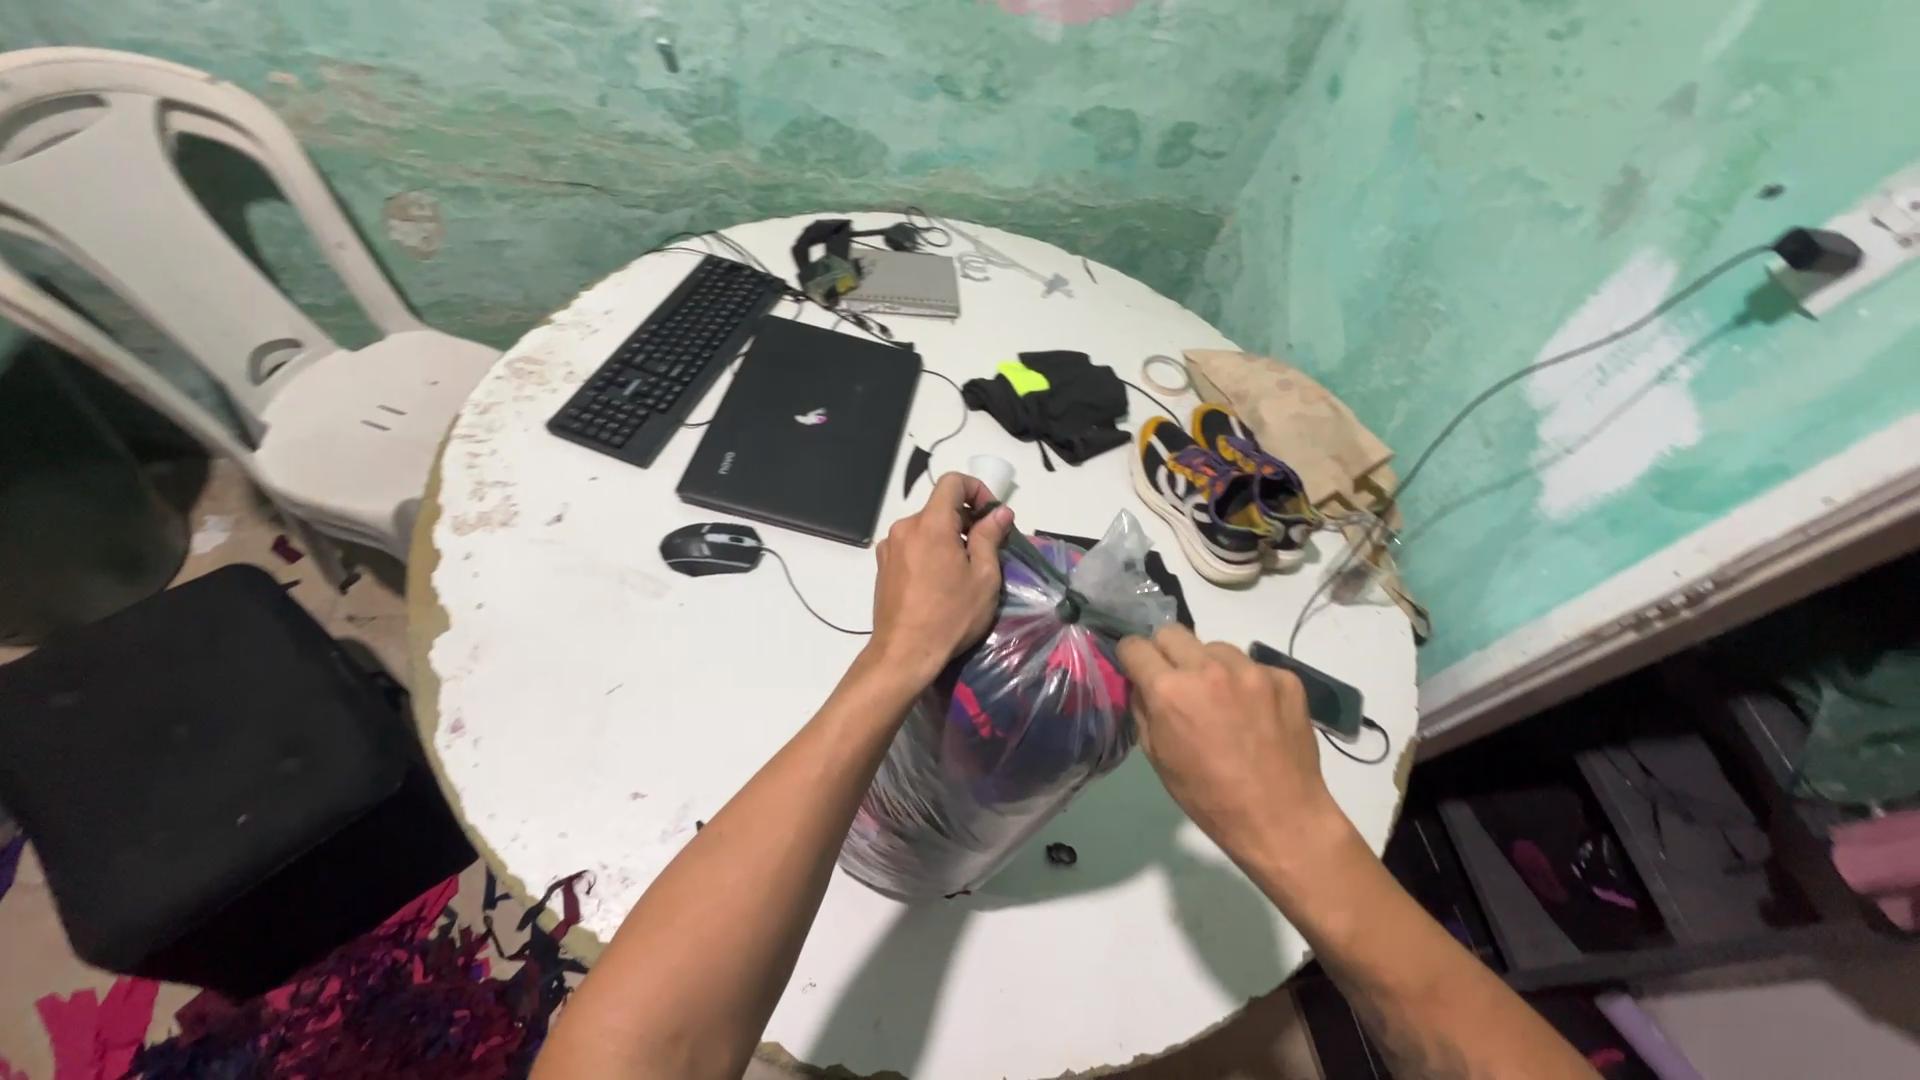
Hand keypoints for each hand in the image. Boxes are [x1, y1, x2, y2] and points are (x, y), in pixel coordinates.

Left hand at [868, 473, 1013, 683]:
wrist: (904, 653)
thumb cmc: (950, 616)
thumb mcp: (983, 577)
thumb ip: (990, 537)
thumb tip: (999, 512)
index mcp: (931, 524)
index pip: (952, 482)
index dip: (977, 489)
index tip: (991, 516)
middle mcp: (905, 527)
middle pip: (939, 507)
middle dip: (965, 519)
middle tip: (986, 549)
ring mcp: (889, 547)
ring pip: (925, 528)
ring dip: (947, 538)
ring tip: (963, 570)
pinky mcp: (882, 566)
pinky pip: (912, 546)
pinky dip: (929, 551)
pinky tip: (939, 582)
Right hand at [1118, 625, 1346, 865]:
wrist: (1281, 818)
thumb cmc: (1208, 796)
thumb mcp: (1157, 756)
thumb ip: (1143, 709)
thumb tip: (1141, 683)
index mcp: (1169, 690)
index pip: (1135, 646)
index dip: (1132, 658)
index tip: (1139, 671)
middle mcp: (1208, 669)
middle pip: (1172, 632)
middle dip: (1166, 653)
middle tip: (1178, 683)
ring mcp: (1251, 670)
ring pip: (1215, 647)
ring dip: (1209, 666)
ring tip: (1223, 703)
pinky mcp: (1284, 677)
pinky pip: (1252, 666)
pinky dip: (1246, 683)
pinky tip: (1255, 714)